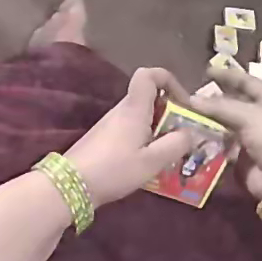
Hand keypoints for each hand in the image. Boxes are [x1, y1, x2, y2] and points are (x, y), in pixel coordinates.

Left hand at [63, 68, 195, 205]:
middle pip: (149, 97)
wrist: (71, 185)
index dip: (169, 80)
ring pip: (142, 115)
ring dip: (159, 128)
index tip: (183, 103)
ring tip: (170, 153)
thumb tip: (191, 133)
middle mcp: (122, 110)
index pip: (149, 75)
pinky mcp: (104, 138)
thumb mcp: (152, 161)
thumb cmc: (114, 169)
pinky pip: (132, 129)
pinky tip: (150, 162)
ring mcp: (111, 124)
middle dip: (171, 112)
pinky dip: (146, 139)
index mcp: (134, 109)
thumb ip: (176, 145)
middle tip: (183, 135)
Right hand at [174, 63, 261, 199]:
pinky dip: (208, 141)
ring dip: (209, 121)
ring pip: (225, 125)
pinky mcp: (240, 158)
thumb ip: (220, 106)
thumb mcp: (248, 115)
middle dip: (215, 99)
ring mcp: (249, 139)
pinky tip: (193, 137)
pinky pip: (221, 146)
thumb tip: (192, 99)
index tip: (208, 71)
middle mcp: (259, 119)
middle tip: (193, 95)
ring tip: (187, 115)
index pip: (248, 83)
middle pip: (235, 104)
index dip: (230, 75)